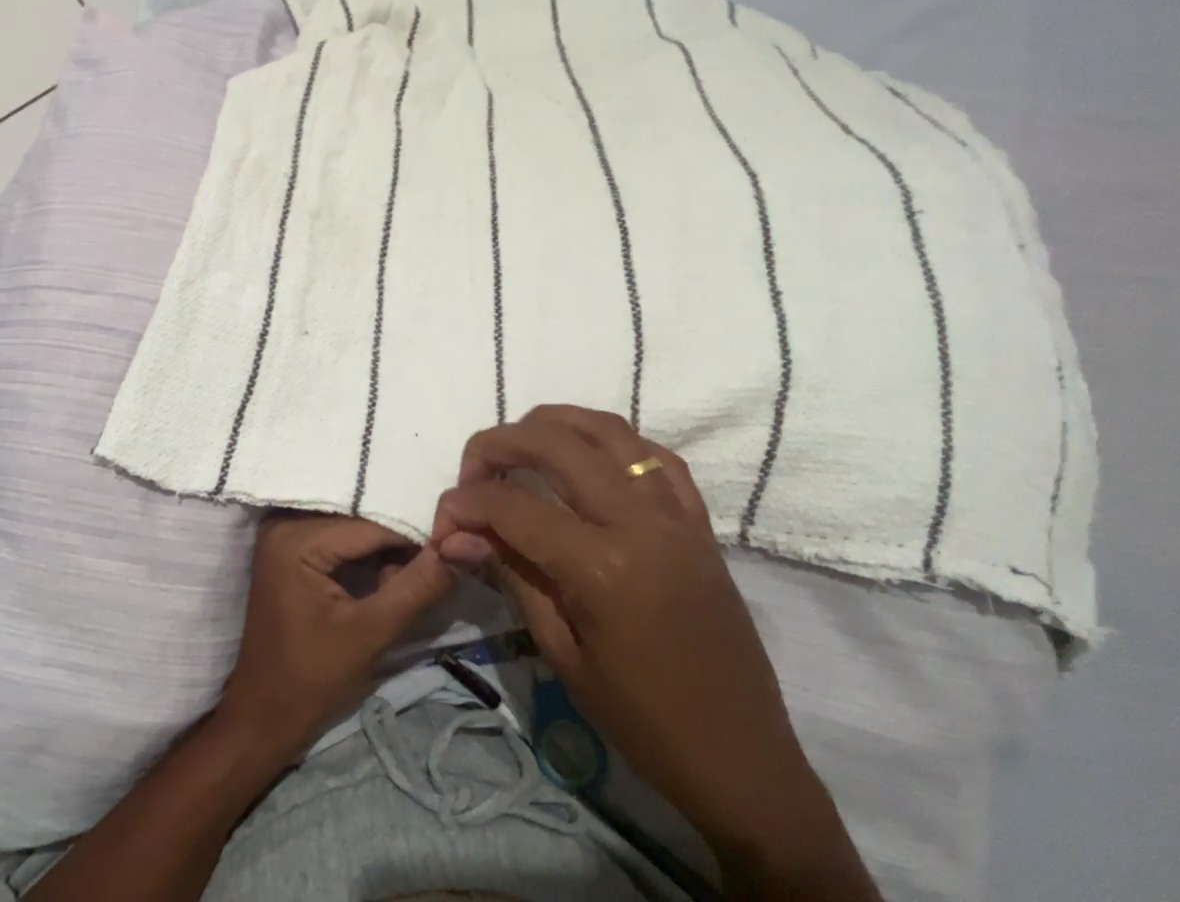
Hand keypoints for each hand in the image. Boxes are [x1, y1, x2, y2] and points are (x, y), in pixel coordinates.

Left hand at [218, 512, 455, 761]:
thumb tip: (462, 548)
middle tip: (446, 558)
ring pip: (352, 529)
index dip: (418, 534)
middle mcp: (284, 524)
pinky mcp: (289, 552)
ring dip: (388, 548)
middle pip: (360, 518)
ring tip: (424, 570)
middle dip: (402, 539)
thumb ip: (417, 587)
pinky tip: (394, 576)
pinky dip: (368, 556)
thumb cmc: (311, 677)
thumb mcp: (372, 632)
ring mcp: (283, 536)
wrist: (265, 712)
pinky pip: (338, 541)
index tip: (459, 547)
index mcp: (295, 538)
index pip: (371, 522)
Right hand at [433, 406, 877, 897]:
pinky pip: (655, 457)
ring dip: (552, 425)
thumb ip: (510, 574)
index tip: (442, 523)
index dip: (464, 505)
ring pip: (609, 431)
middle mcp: (641, 522)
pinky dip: (611, 444)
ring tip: (518, 448)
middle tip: (470, 474)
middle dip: (497, 444)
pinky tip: (585, 459)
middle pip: (556, 443)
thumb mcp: (559, 651)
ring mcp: (677, 516)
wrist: (737, 754)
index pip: (512, 505)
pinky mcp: (700, 524)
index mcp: (601, 566)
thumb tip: (455, 533)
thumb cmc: (637, 717)